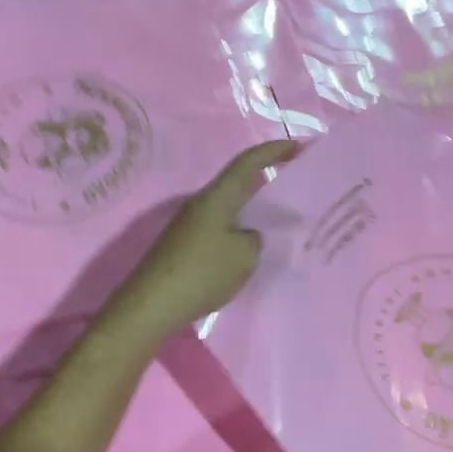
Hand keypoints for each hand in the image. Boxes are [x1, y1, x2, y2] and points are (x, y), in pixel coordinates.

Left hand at [106, 139, 298, 335]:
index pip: (249, 162)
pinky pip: (223, 232)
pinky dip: (242, 235)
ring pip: (232, 211)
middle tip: (299, 190)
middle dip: (269, 184)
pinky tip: (255, 253)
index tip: (300, 146)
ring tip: (284, 225)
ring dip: (256, 214)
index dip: (274, 151)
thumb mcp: (244, 256)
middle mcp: (203, 204)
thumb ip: (255, 239)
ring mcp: (192, 226)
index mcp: (217, 197)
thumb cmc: (202, 272)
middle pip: (240, 184)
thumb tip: (249, 236)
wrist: (153, 305)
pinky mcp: (187, 248)